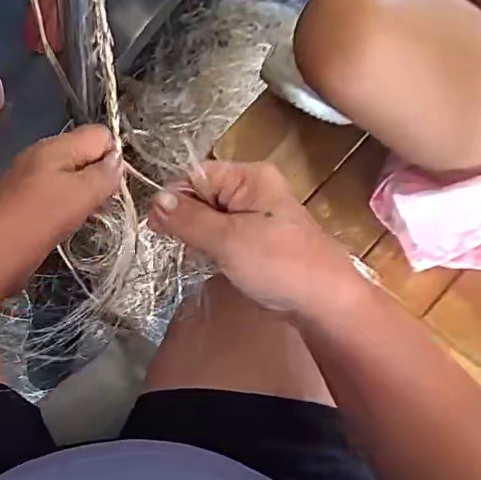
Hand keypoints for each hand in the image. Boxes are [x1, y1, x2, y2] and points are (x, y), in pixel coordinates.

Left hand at [0, 125, 120, 309]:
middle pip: (86, 155)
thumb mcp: (77, 196)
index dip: (114, 157)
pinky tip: (63, 227)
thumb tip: (119, 161)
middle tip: (99, 206)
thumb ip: (103, 175)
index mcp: (54, 146)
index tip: (113, 188)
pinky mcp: (23, 204)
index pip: (100, 134)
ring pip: (72, 178)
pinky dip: (67, 209)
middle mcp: (40, 156)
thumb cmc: (33, 225)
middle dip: (100, 178)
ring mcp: (29, 180)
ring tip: (81, 218)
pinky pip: (56, 196)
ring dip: (84, 196)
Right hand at [147, 160, 366, 316]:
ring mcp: (253, 216)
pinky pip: (219, 236)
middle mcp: (250, 190)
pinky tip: (209, 263)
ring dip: (195, 237)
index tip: (159, 226)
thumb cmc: (280, 265)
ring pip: (207, 218)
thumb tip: (155, 200)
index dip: (174, 198)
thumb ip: (189, 219)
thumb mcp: (228, 240)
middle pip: (199, 196)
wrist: (325, 303)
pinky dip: (209, 248)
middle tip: (183, 246)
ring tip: (198, 256)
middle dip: (184, 220)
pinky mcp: (254, 240)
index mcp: (249, 177)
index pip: (194, 175)